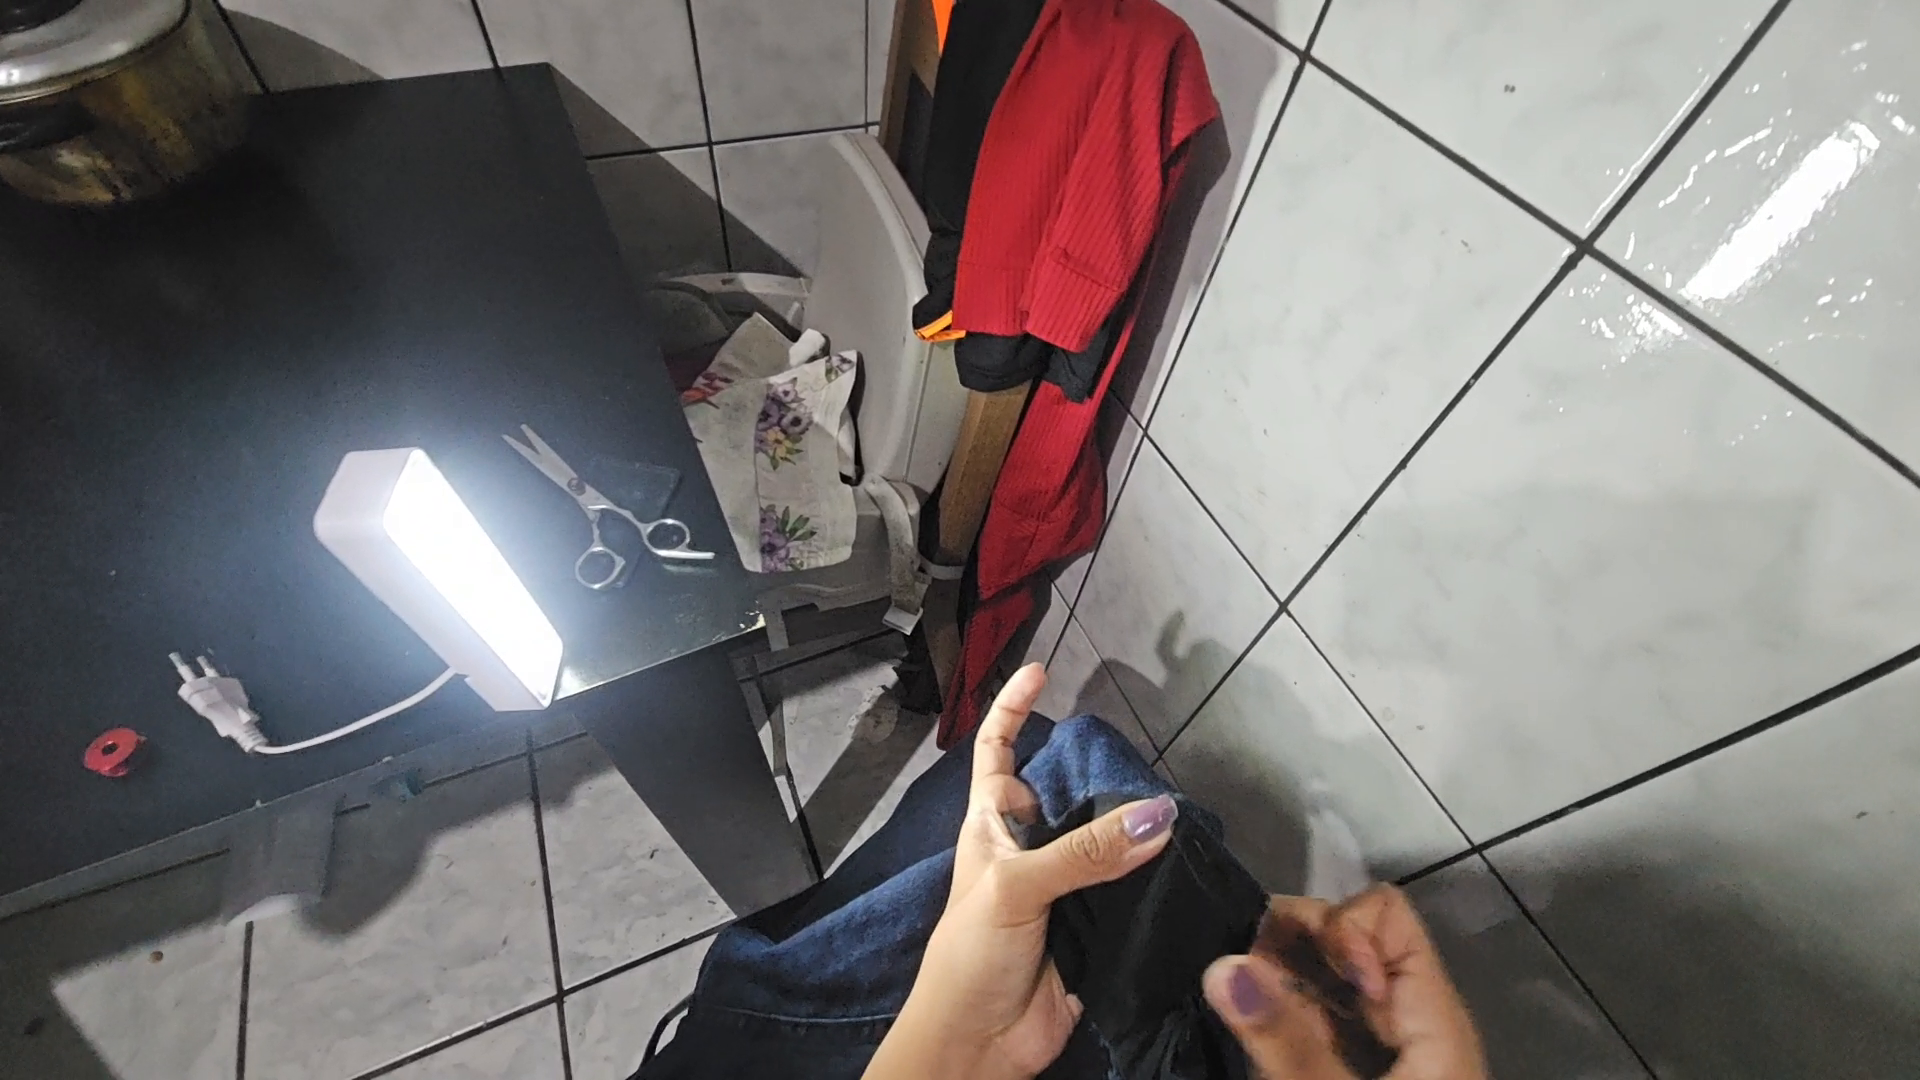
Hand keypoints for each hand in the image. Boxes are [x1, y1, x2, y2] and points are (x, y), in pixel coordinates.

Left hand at [863, 664, 1179, 1079]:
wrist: (978, 1048)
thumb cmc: (972, 952)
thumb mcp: (1016, 888)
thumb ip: (1084, 852)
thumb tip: (1158, 813)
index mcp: (991, 823)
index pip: (996, 749)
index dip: (1012, 707)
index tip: (1039, 671)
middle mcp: (1027, 845)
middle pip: (1065, 790)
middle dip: (1098, 771)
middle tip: (1145, 756)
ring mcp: (1061, 884)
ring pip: (1101, 838)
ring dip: (1131, 824)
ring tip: (1178, 804)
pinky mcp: (1091, 924)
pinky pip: (1126, 887)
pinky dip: (1151, 874)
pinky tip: (1184, 859)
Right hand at [1203, 887, 1487, 1079]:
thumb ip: (1287, 1044)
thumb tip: (1222, 962)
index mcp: (1430, 1019)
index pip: (1384, 914)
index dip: (1341, 929)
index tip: (1316, 981)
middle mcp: (1403, 1013)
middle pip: (1345, 929)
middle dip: (1290, 942)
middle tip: (1254, 984)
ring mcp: (1374, 1037)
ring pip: (1319, 964)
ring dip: (1274, 969)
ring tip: (1248, 1007)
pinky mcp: (1347, 1058)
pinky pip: (1309, 1002)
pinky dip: (1277, 999)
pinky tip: (1256, 1024)